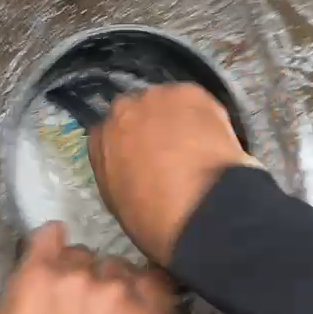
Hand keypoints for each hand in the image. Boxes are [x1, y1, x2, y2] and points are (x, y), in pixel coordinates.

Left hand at [0, 223, 175, 313]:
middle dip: (104, 285)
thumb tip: (141, 313)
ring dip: (76, 272)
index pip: (155, 281)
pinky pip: (47, 237)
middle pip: (115, 267)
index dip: (141, 288)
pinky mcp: (37, 273)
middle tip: (89, 311)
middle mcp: (115, 289)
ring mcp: (74, 277)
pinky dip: (51, 239)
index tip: (131, 299)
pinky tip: (52, 244)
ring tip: (62, 298)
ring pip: (81, 255)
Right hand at [87, 82, 261, 265]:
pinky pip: (194, 101)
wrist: (201, 211)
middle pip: (136, 110)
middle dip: (150, 124)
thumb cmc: (157, 222)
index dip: (130, 142)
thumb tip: (127, 163)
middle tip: (171, 150)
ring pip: (166, 103)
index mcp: (101, 139)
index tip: (144, 155)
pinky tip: (211, 138)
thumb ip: (116, 171)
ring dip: (176, 118)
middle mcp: (123, 109)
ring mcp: (156, 96)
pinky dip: (202, 115)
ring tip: (196, 145)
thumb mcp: (120, 203)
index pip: (110, 131)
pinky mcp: (189, 92)